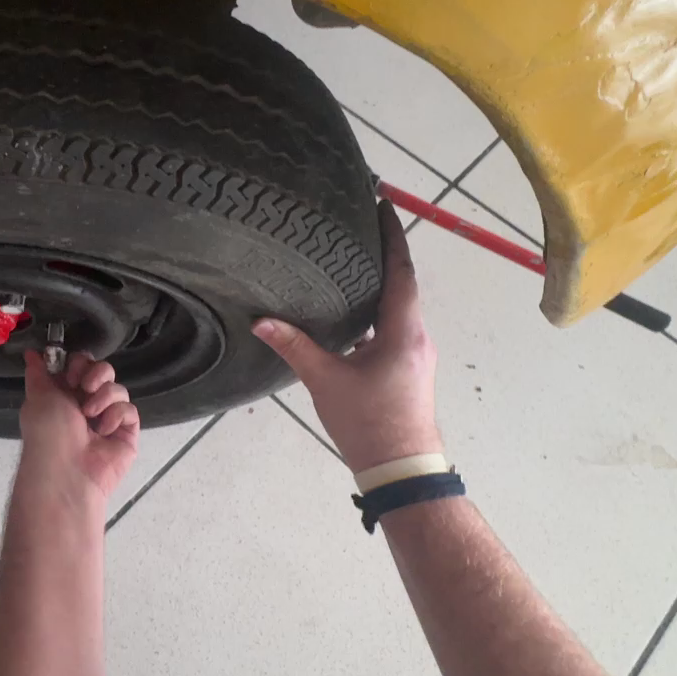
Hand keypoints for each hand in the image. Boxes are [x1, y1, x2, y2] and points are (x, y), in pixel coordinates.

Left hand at [18, 350, 140, 503]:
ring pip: (118, 388)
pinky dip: (116, 416)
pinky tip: (104, 431)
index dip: (79, 363)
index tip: (71, 375)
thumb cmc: (47, 431)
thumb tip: (31, 353)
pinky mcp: (126, 434)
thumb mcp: (38, 395)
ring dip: (103, 396)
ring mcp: (108, 418)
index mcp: (64, 394)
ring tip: (90, 415)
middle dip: (96, 374)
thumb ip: (38, 371)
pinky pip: (129, 410)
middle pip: (104, 371)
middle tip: (84, 388)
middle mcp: (86, 403)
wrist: (66, 471)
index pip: (82, 364)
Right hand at [251, 200, 441, 474]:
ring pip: (396, 308)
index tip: (384, 206)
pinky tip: (350, 312)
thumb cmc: (369, 420)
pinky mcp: (406, 368)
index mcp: (403, 331)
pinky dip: (375, 309)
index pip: (401, 272)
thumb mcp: (325, 380)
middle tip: (356, 229)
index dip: (393, 238)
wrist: (402, 469)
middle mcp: (415, 337)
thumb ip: (295, 346)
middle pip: (401, 285)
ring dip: (378, 284)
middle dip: (383, 255)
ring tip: (349, 263)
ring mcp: (413, 354)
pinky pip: (391, 326)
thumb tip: (260, 320)